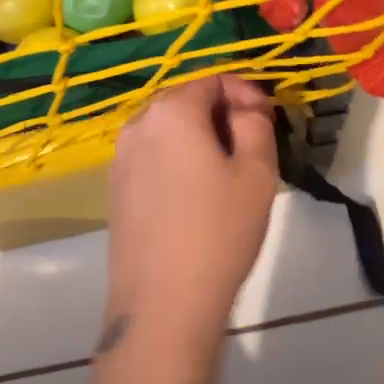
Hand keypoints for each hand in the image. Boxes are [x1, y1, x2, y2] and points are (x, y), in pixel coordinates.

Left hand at [105, 75, 277, 334]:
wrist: (162, 305)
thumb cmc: (218, 232)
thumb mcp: (256, 172)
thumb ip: (255, 122)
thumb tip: (245, 104)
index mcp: (171, 110)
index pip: (213, 78)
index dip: (246, 92)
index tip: (267, 122)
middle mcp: (138, 123)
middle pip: (187, 100)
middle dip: (222, 114)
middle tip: (252, 149)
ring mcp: (121, 156)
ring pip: (169, 129)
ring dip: (199, 138)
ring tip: (227, 174)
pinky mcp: (116, 187)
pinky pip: (153, 156)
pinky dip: (177, 160)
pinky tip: (197, 197)